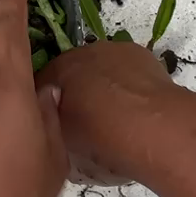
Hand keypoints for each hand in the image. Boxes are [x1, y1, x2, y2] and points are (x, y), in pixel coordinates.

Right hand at [37, 38, 187, 186]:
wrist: (154, 129)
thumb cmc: (103, 140)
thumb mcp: (65, 146)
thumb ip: (53, 129)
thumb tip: (54, 127)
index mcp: (55, 74)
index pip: (41, 86)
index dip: (47, 108)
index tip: (55, 126)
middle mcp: (79, 54)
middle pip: (71, 73)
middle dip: (75, 93)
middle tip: (85, 123)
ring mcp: (110, 50)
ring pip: (99, 68)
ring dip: (102, 86)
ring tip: (114, 116)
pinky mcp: (138, 53)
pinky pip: (124, 67)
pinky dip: (125, 82)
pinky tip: (135, 104)